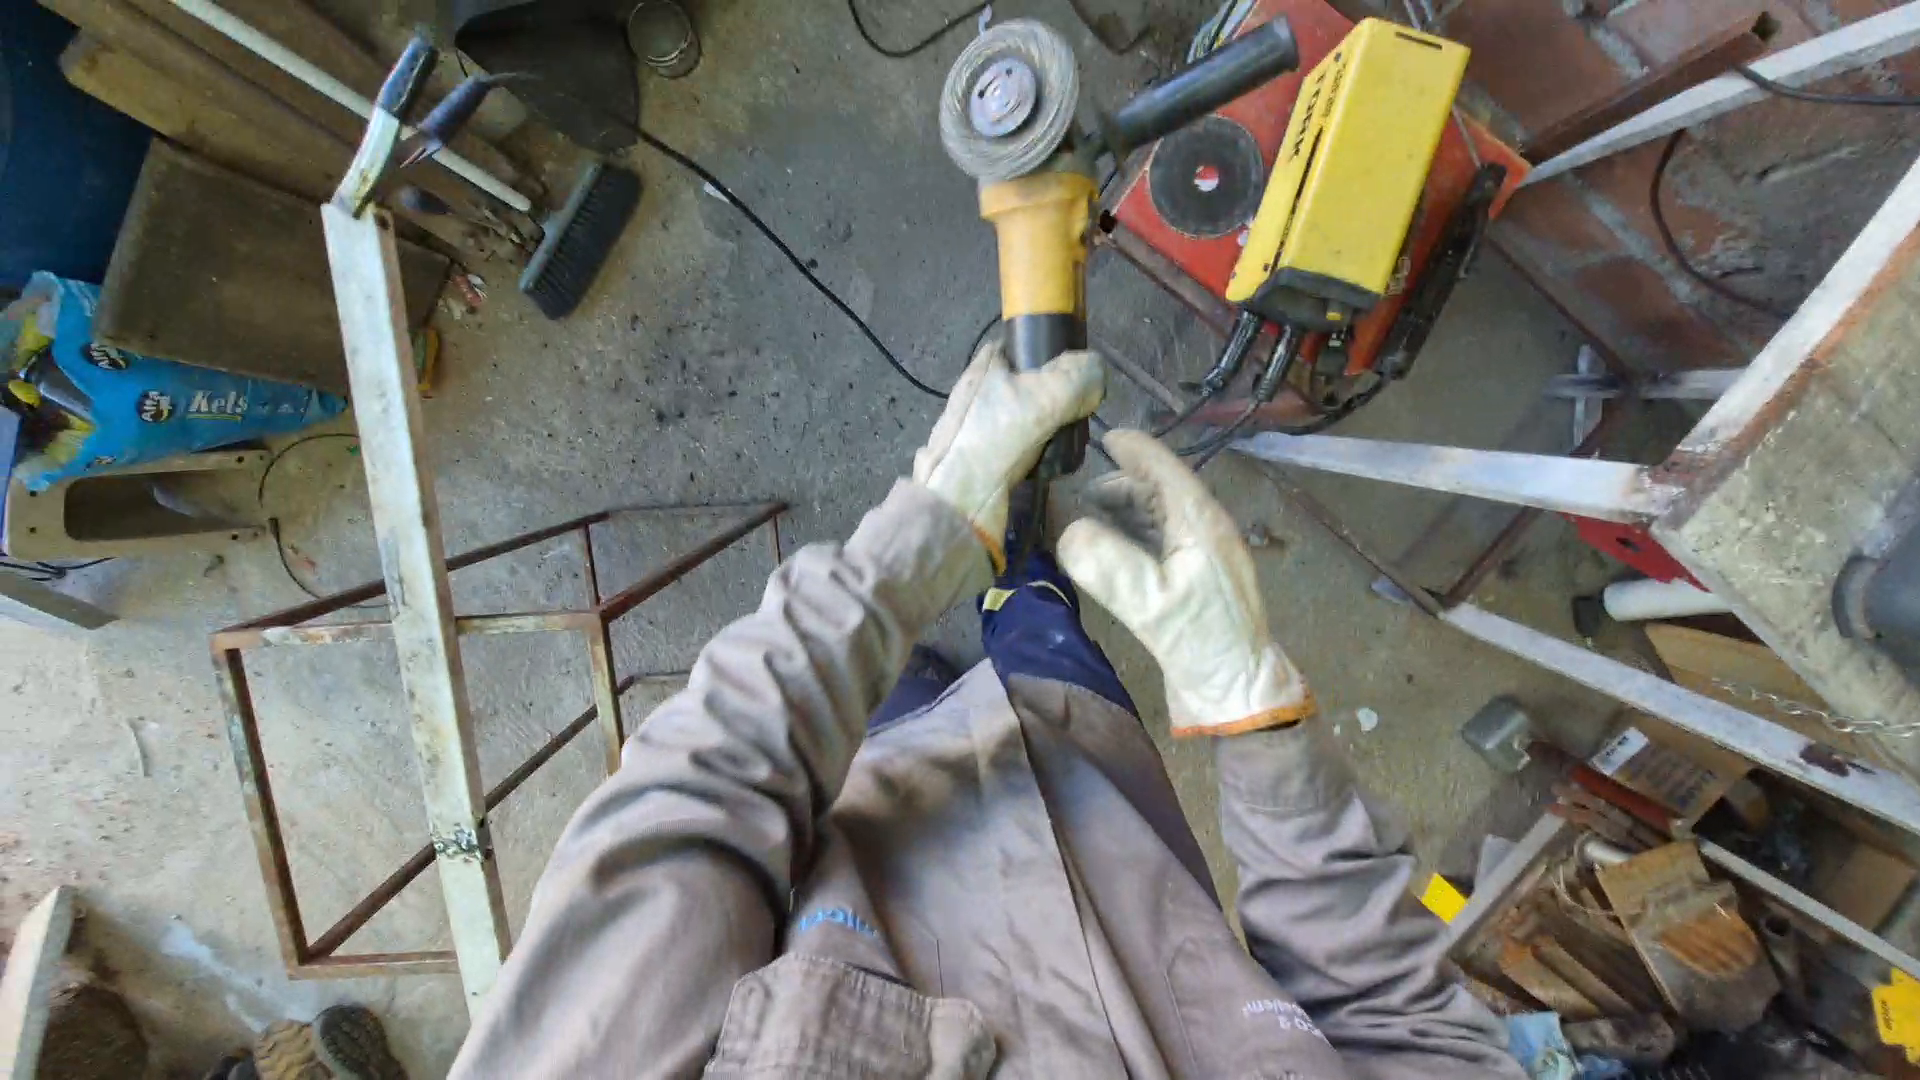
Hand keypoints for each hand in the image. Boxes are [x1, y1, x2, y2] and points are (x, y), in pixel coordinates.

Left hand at [912, 341, 1104, 569]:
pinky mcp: (981, 465)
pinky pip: (1019, 451)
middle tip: (1078, 413)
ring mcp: (976, 432)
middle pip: (1027, 385)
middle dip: (1054, 399)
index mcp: (983, 368)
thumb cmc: (995, 442)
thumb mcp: (1045, 399)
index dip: (1047, 351)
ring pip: (1026, 420)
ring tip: (1068, 443)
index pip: (1019, 345)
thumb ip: (1077, 378)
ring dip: (1048, 431)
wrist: (957, 506)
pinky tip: (1050, 466)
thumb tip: (1096, 373)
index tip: (1074, 369)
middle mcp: (976, 395)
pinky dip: (1037, 456)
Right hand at [1058, 430, 1313, 736]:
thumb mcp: (1148, 602)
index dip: (1137, 451)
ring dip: (1129, 509)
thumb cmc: (1198, 640)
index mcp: (1202, 525)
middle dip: (1124, 484)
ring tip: (1094, 515)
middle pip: (1163, 492)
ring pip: (1163, 516)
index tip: (1108, 437)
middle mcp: (1207, 532)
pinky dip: (1136, 533)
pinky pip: (1163, 540)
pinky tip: (1115, 546)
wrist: (1236, 692)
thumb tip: (1068, 531)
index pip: (1167, 472)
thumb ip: (1105, 562)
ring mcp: (1205, 558)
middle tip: (1085, 491)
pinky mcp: (1197, 582)